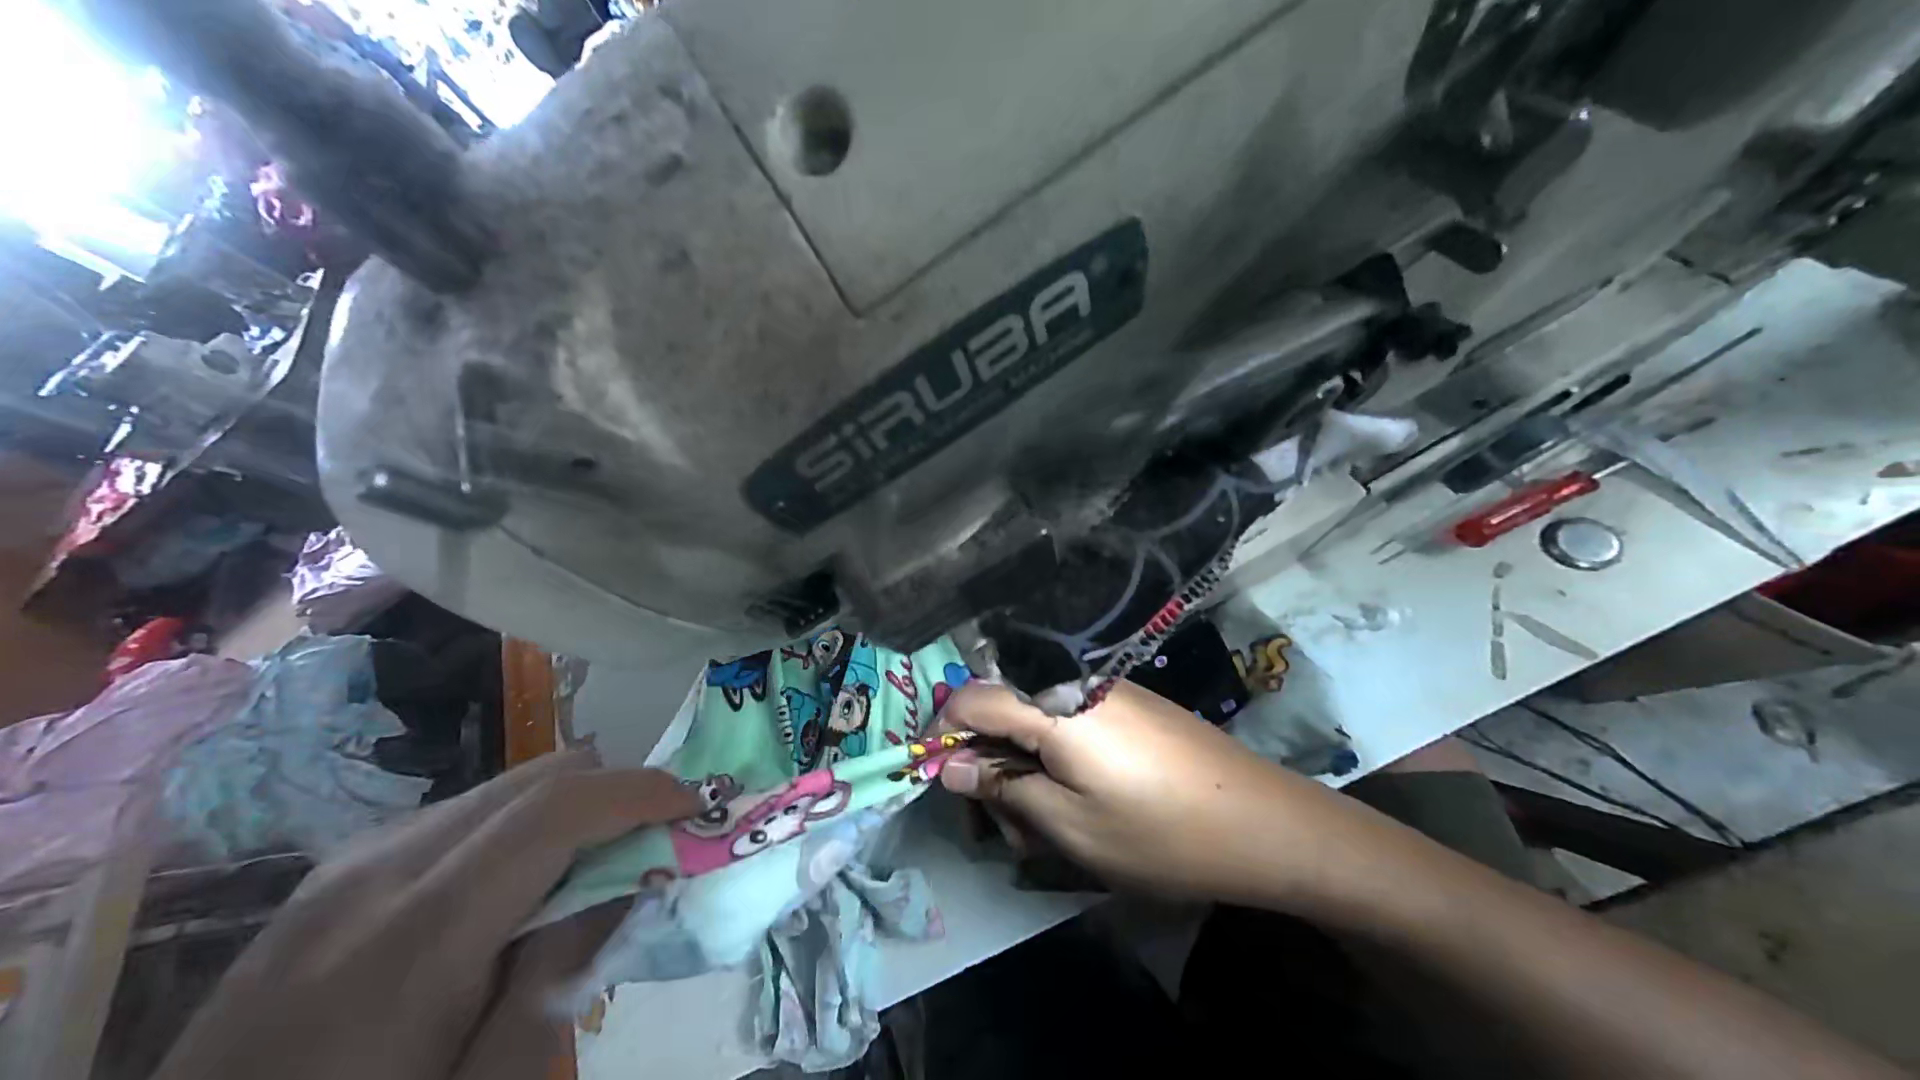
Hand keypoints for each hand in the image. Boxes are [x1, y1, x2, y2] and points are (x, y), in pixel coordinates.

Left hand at [157, 752, 700, 1079]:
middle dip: (615, 792)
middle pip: (537, 777)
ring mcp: (350, 861)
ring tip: (590, 867)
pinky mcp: (336, 871)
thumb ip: (561, 979)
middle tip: (655, 838)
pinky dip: (519, 826)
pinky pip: (462, 813)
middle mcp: (382, 867)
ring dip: (569, 808)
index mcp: (418, 933)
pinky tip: (515, 889)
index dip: (640, 791)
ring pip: (504, 786)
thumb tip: (631, 881)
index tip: (696, 804)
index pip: (557, 809)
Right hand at [939, 681, 1364, 906]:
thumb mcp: (1068, 824)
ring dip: (1026, 773)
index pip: (972, 696)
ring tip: (1044, 832)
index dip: (942, 731)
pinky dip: (1058, 763)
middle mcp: (1076, 685)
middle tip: (1004, 830)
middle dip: (989, 766)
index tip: (932, 774)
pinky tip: (1078, 807)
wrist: (1267, 825)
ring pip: (1038, 724)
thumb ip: (1001, 786)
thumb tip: (947, 762)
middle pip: (1003, 711)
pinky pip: (1072, 725)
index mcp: (1054, 705)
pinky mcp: (1132, 708)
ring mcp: (1108, 694)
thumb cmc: (1159, 833)